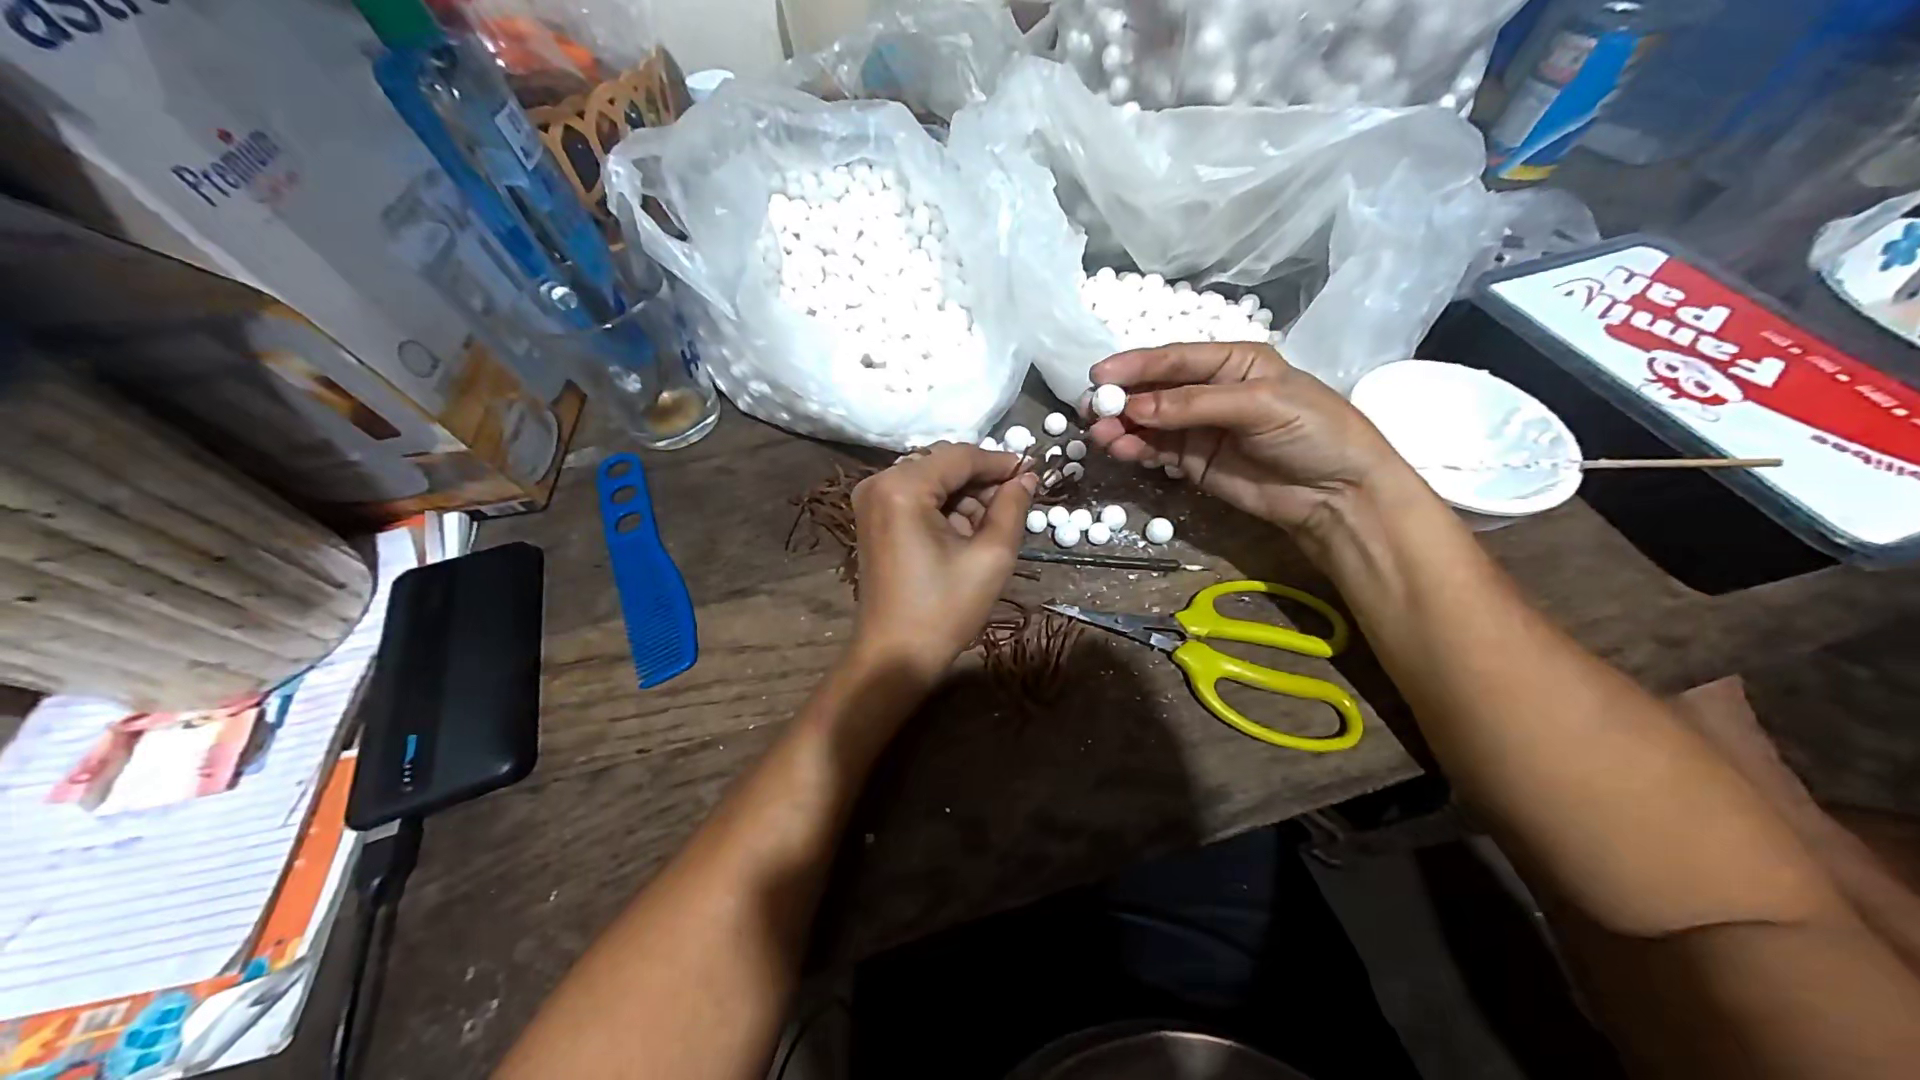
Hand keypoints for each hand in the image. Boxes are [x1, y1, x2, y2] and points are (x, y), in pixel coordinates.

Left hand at [849, 442, 1037, 680]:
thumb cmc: (944, 609)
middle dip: (981, 480)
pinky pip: (917, 496)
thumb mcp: (990, 556)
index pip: (960, 456)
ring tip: (993, 524)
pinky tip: (968, 531)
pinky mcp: (874, 518)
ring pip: (932, 478)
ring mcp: (872, 500)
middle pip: (943, 463)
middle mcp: (879, 483)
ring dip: (965, 495)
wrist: (895, 654)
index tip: (1034, 472)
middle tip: (1016, 502)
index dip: (1000, 462)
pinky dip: (945, 507)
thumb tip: (1027, 477)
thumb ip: (1011, 507)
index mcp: (902, 488)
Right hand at [1084, 343, 1411, 532]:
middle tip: (1091, 409)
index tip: (1100, 376)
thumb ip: (1194, 404)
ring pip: (1149, 422)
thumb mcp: (1259, 405)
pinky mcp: (1192, 462)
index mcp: (1232, 362)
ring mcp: (1198, 428)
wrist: (1336, 493)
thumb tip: (1136, 408)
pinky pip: (1156, 451)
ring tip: (1100, 436)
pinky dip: (1135, 449)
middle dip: (1122, 398)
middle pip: (1155, 389)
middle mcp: (1210, 390)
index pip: (1175, 359)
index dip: (1137, 365)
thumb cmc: (1312, 431)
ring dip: (1123, 427)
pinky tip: (1120, 450)